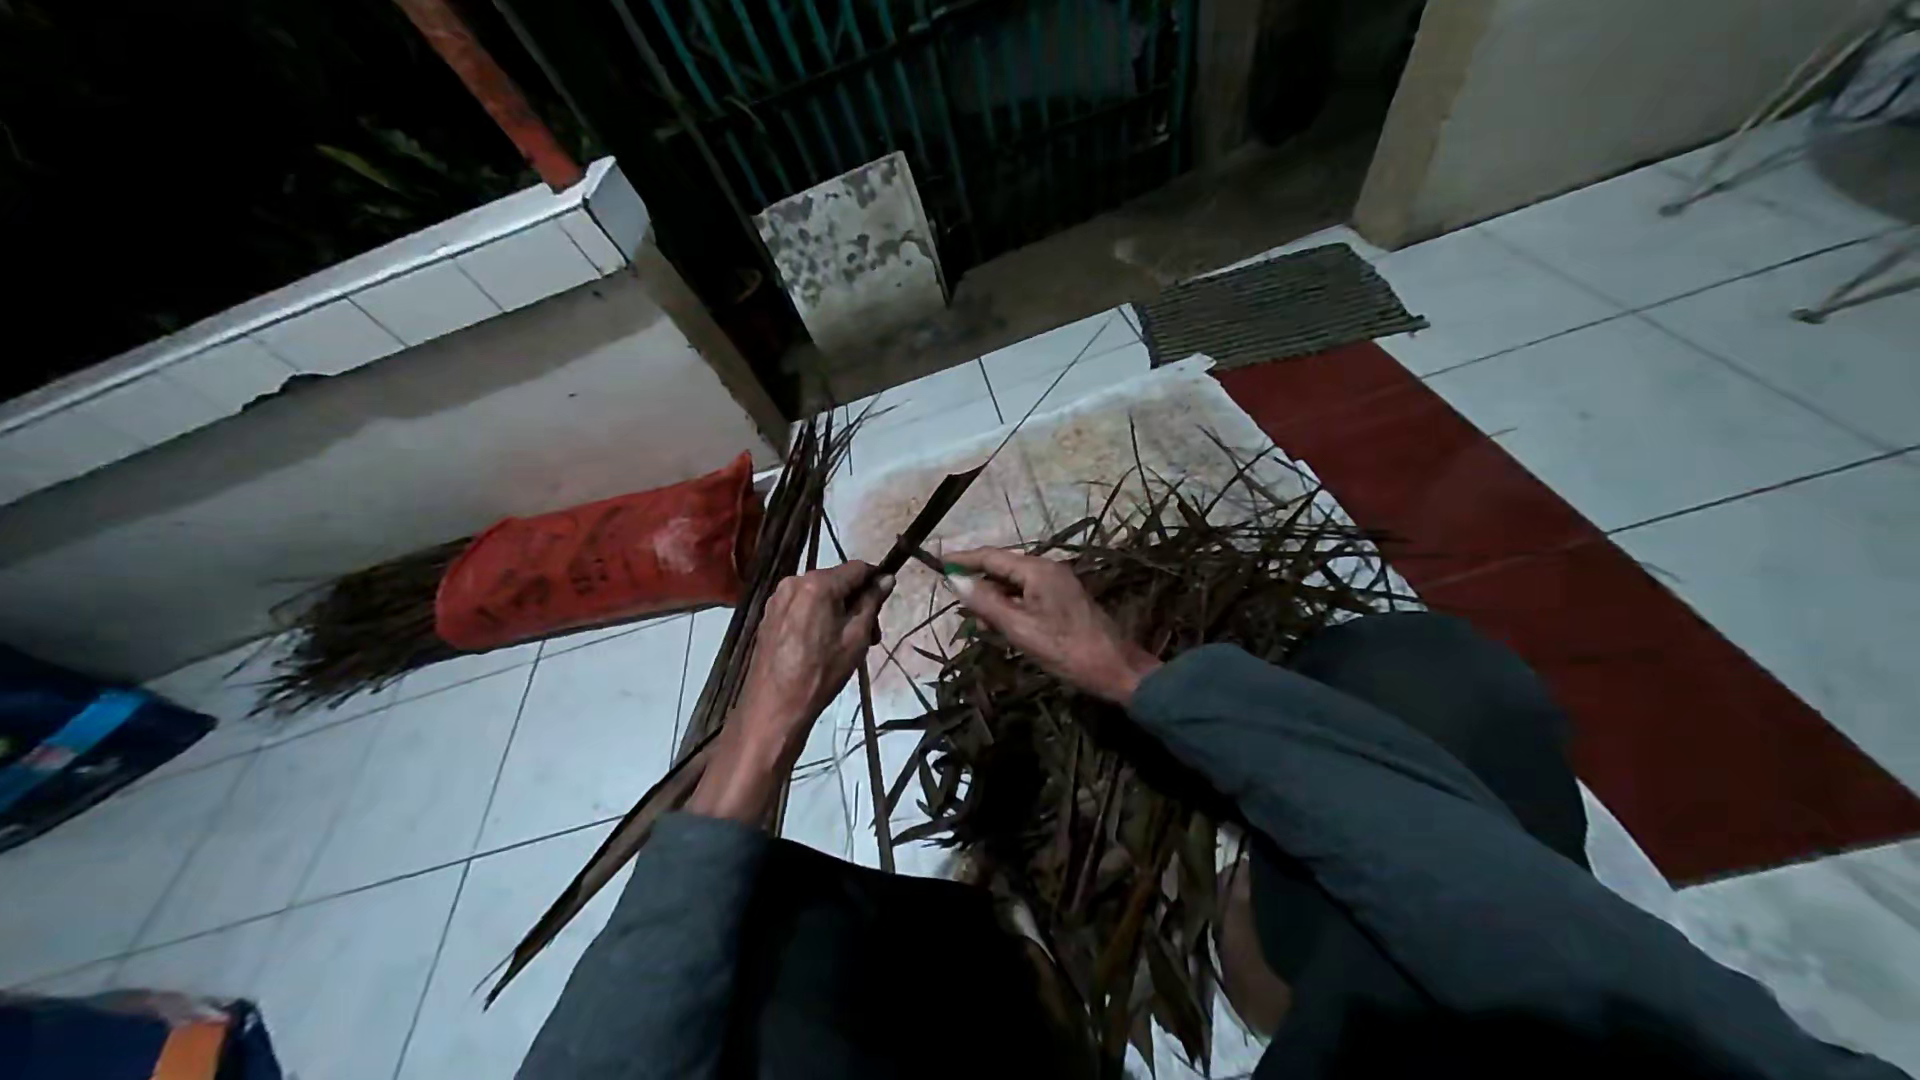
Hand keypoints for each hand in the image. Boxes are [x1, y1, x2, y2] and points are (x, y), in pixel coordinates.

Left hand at [688, 561, 890, 824]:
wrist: (773, 708)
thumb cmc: (821, 673)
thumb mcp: (856, 637)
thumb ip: (871, 602)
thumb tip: (886, 578)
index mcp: (816, 583)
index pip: (858, 568)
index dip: (877, 581)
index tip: (886, 604)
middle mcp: (793, 582)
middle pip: (838, 581)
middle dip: (857, 602)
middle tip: (870, 636)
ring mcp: (777, 599)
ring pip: (820, 595)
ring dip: (839, 611)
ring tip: (847, 645)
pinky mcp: (769, 616)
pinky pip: (803, 606)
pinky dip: (819, 618)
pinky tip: (823, 646)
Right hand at [944, 548, 1160, 705]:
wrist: (1114, 668)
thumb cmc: (1065, 649)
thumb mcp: (1019, 628)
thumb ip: (986, 602)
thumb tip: (956, 580)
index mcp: (1037, 570)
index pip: (991, 557)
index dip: (963, 559)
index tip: (937, 562)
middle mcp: (1048, 569)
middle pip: (1002, 566)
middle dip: (976, 578)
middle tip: (949, 591)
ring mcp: (1057, 583)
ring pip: (1014, 581)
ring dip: (991, 593)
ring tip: (970, 611)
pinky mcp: (1062, 599)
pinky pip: (1026, 593)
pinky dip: (1008, 602)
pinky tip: (997, 619)